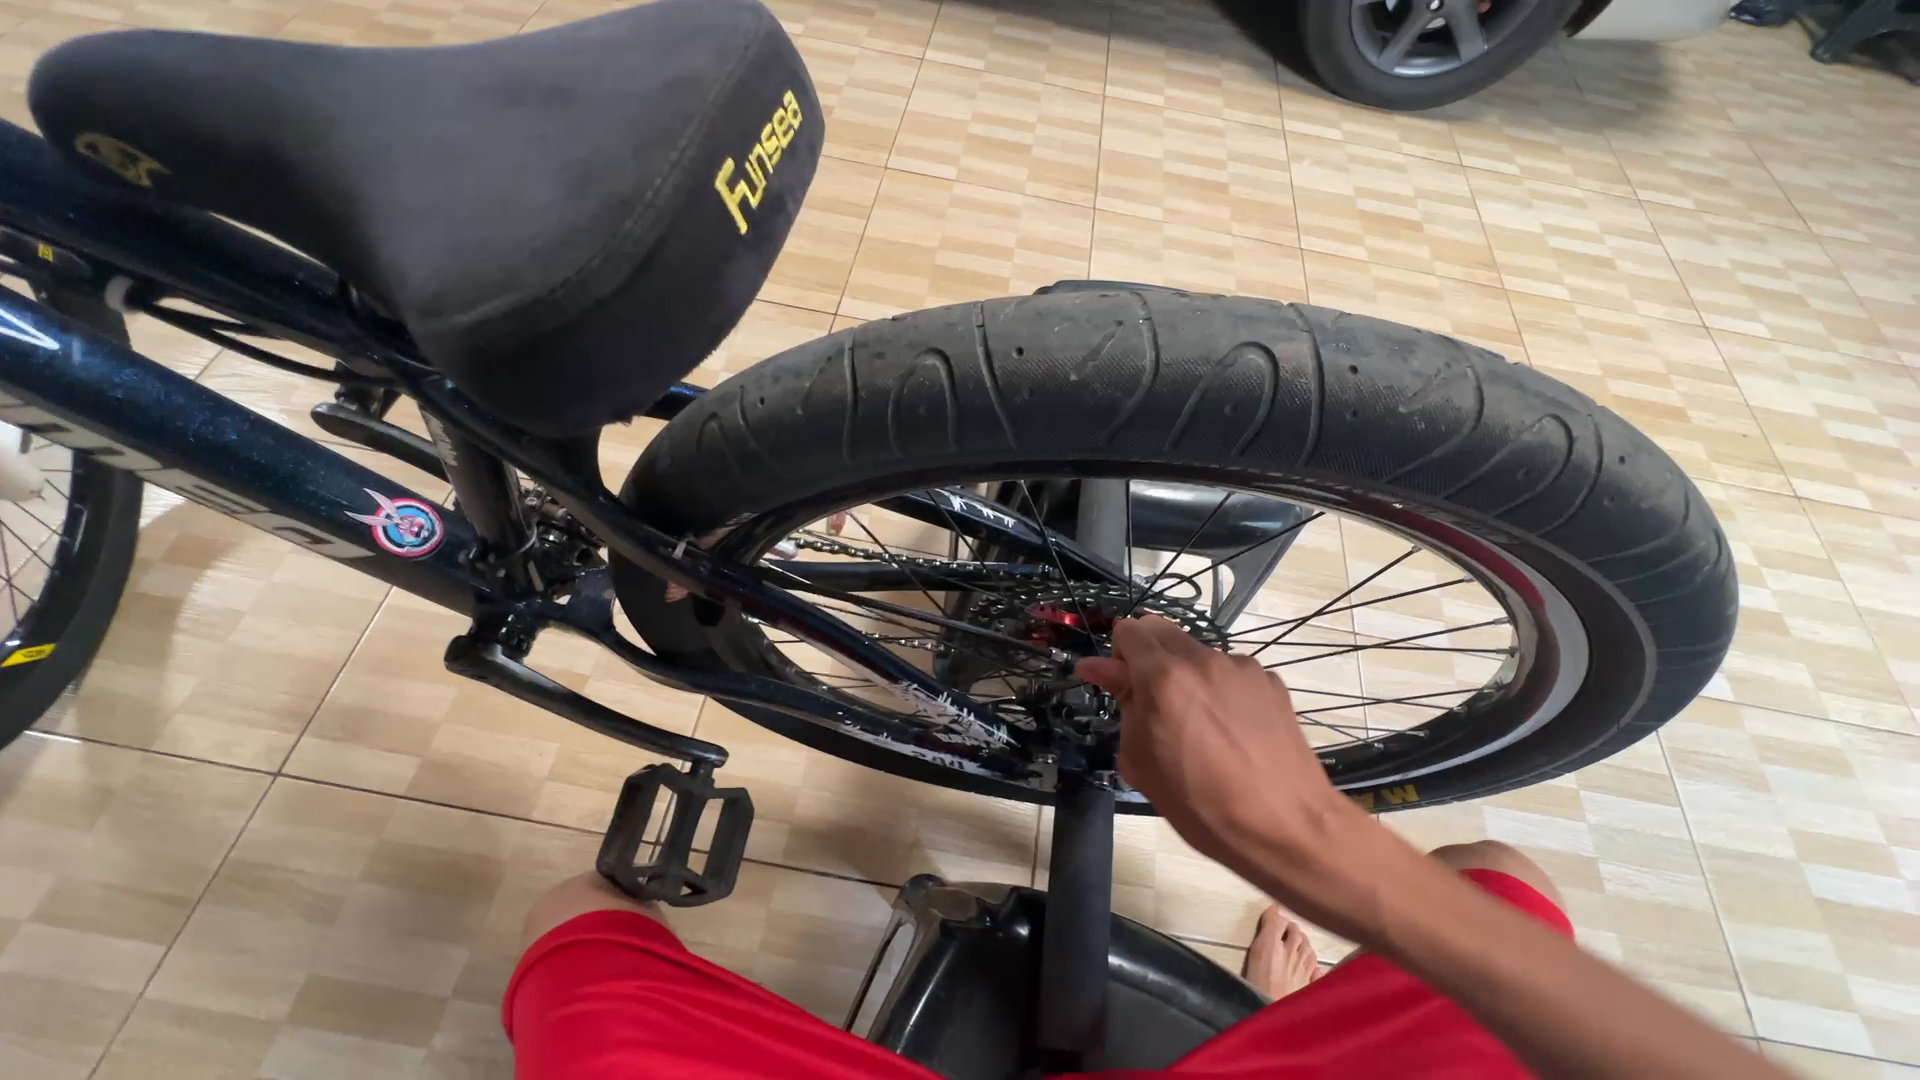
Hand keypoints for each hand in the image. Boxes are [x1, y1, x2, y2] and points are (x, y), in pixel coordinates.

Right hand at [1075, 616, 1356, 871]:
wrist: (1286, 827)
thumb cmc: (1200, 804)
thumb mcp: (1141, 760)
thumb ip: (1123, 704)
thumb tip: (1099, 669)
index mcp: (1164, 677)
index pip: (1129, 630)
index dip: (1117, 654)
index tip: (1118, 682)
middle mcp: (1203, 659)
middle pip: (1162, 631)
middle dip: (1148, 656)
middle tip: (1150, 699)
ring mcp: (1242, 668)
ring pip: (1198, 653)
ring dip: (1185, 674)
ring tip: (1196, 724)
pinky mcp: (1271, 682)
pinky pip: (1231, 673)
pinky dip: (1219, 690)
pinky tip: (1230, 730)